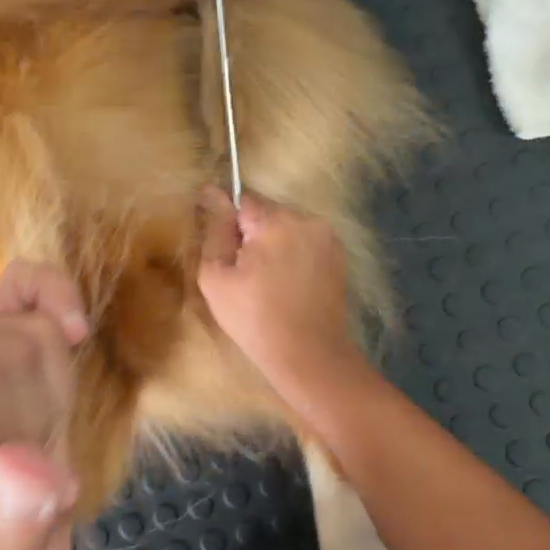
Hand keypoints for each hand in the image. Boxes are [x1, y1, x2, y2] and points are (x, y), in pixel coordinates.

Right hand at [197, 187, 365, 399]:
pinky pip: (306, 243)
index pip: (242, 200)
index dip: (229, 223)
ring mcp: (327, 237)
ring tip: (266, 280)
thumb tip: (212, 195)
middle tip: (243, 271)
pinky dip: (294, 255)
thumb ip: (214, 232)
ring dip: (274, 243)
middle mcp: (305, 220)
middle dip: (253, 233)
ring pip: (288, 227)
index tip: (225, 248)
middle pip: (268, 212)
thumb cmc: (254, 318)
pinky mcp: (338, 256)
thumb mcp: (216, 278)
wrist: (308, 353)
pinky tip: (287, 284)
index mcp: (274, 221)